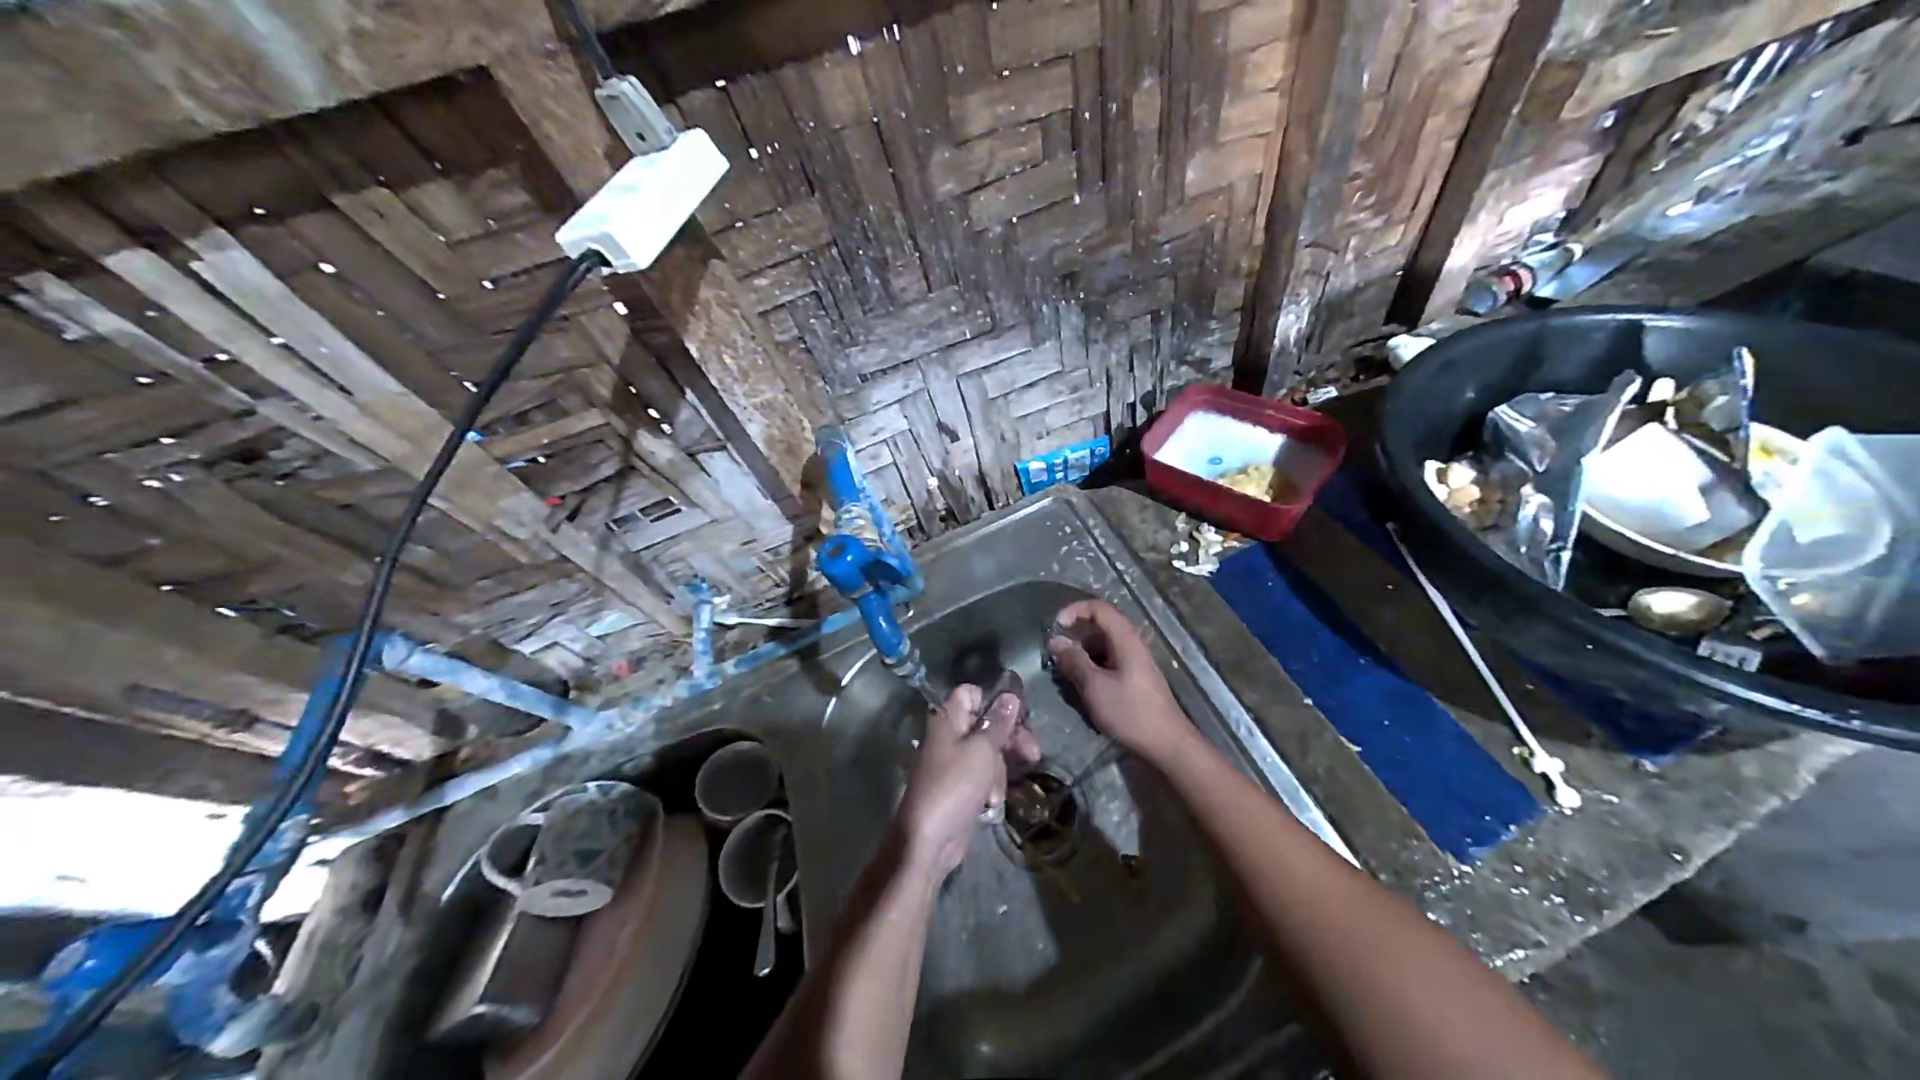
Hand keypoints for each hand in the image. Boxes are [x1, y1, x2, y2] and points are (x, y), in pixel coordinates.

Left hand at [898, 683, 1041, 878]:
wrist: (929, 840)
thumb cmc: (955, 785)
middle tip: (1033, 753)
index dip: (994, 701)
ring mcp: (955, 763)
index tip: (1018, 715)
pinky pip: (985, 776)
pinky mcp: (962, 787)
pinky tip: (991, 803)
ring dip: (999, 770)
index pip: (971, 694)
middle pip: (986, 724)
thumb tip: (1009, 695)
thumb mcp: (982, 750)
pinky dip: (991, 787)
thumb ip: (998, 722)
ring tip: (995, 793)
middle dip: (1009, 739)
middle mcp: (949, 736)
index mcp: (947, 719)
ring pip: (989, 752)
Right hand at [1048, 599, 1195, 763]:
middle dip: (1075, 636)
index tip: (1055, 627)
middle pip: (1100, 626)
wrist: (1167, 745)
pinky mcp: (1135, 678)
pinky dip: (1092, 667)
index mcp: (1125, 639)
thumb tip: (1056, 642)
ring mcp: (1135, 661)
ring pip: (1102, 646)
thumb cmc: (1131, 713)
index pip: (1099, 607)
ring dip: (1082, 654)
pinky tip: (1082, 687)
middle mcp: (1132, 644)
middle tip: (1056, 654)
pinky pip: (1108, 662)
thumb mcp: (1095, 688)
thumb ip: (1074, 661)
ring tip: (1065, 673)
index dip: (1074, 610)